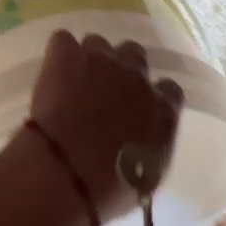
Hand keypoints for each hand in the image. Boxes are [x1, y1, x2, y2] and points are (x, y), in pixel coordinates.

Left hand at [27, 30, 183, 220]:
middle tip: (107, 86)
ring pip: (98, 43)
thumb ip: (152, 140)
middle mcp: (135, 75)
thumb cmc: (111, 185)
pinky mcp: (65, 53)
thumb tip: (143, 132)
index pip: (170, 89)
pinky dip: (60, 53)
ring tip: (77, 78)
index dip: (153, 94)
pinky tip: (55, 69)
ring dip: (91, 57)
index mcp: (162, 108)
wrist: (67, 171)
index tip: (141, 105)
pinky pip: (63, 40)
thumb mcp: (149, 172)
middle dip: (123, 66)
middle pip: (135, 53)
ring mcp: (99, 59)